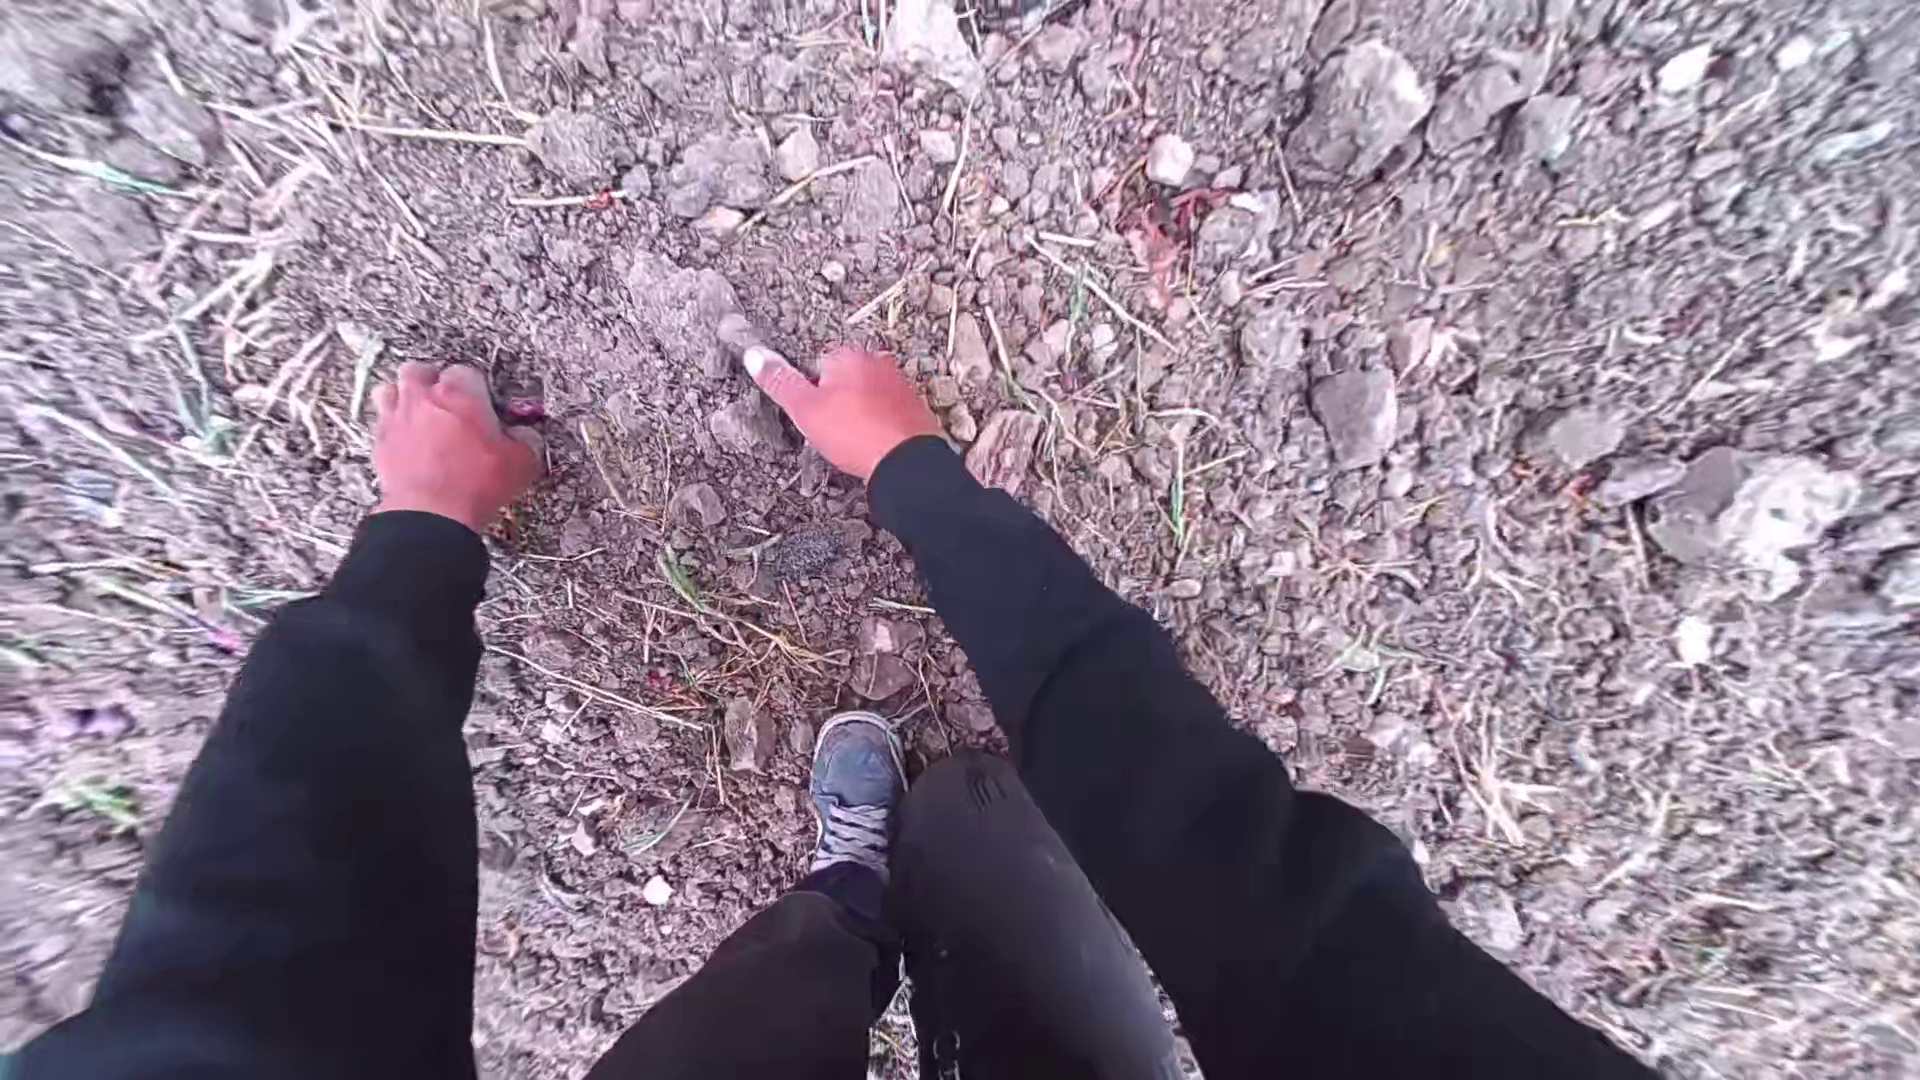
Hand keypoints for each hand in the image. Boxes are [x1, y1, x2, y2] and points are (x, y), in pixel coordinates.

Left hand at [371, 362, 542, 532]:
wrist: (432, 511)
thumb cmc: (478, 481)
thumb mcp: (523, 461)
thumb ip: (526, 439)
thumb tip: (524, 434)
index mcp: (461, 397)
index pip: (467, 371)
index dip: (479, 386)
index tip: (488, 402)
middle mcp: (423, 400)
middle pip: (419, 370)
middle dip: (433, 379)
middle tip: (449, 398)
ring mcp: (396, 419)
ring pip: (391, 389)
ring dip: (406, 396)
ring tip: (424, 412)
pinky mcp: (381, 442)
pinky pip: (384, 420)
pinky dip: (397, 424)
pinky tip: (413, 439)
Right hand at [745, 344, 943, 480]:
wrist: (906, 463)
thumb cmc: (859, 435)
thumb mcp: (805, 409)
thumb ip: (779, 382)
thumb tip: (755, 357)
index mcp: (848, 355)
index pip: (817, 361)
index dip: (809, 390)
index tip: (810, 410)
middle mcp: (878, 364)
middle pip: (846, 378)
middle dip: (837, 400)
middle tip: (831, 428)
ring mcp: (899, 386)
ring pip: (869, 397)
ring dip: (860, 414)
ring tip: (853, 440)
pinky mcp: (915, 410)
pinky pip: (889, 415)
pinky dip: (880, 427)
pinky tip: (874, 444)